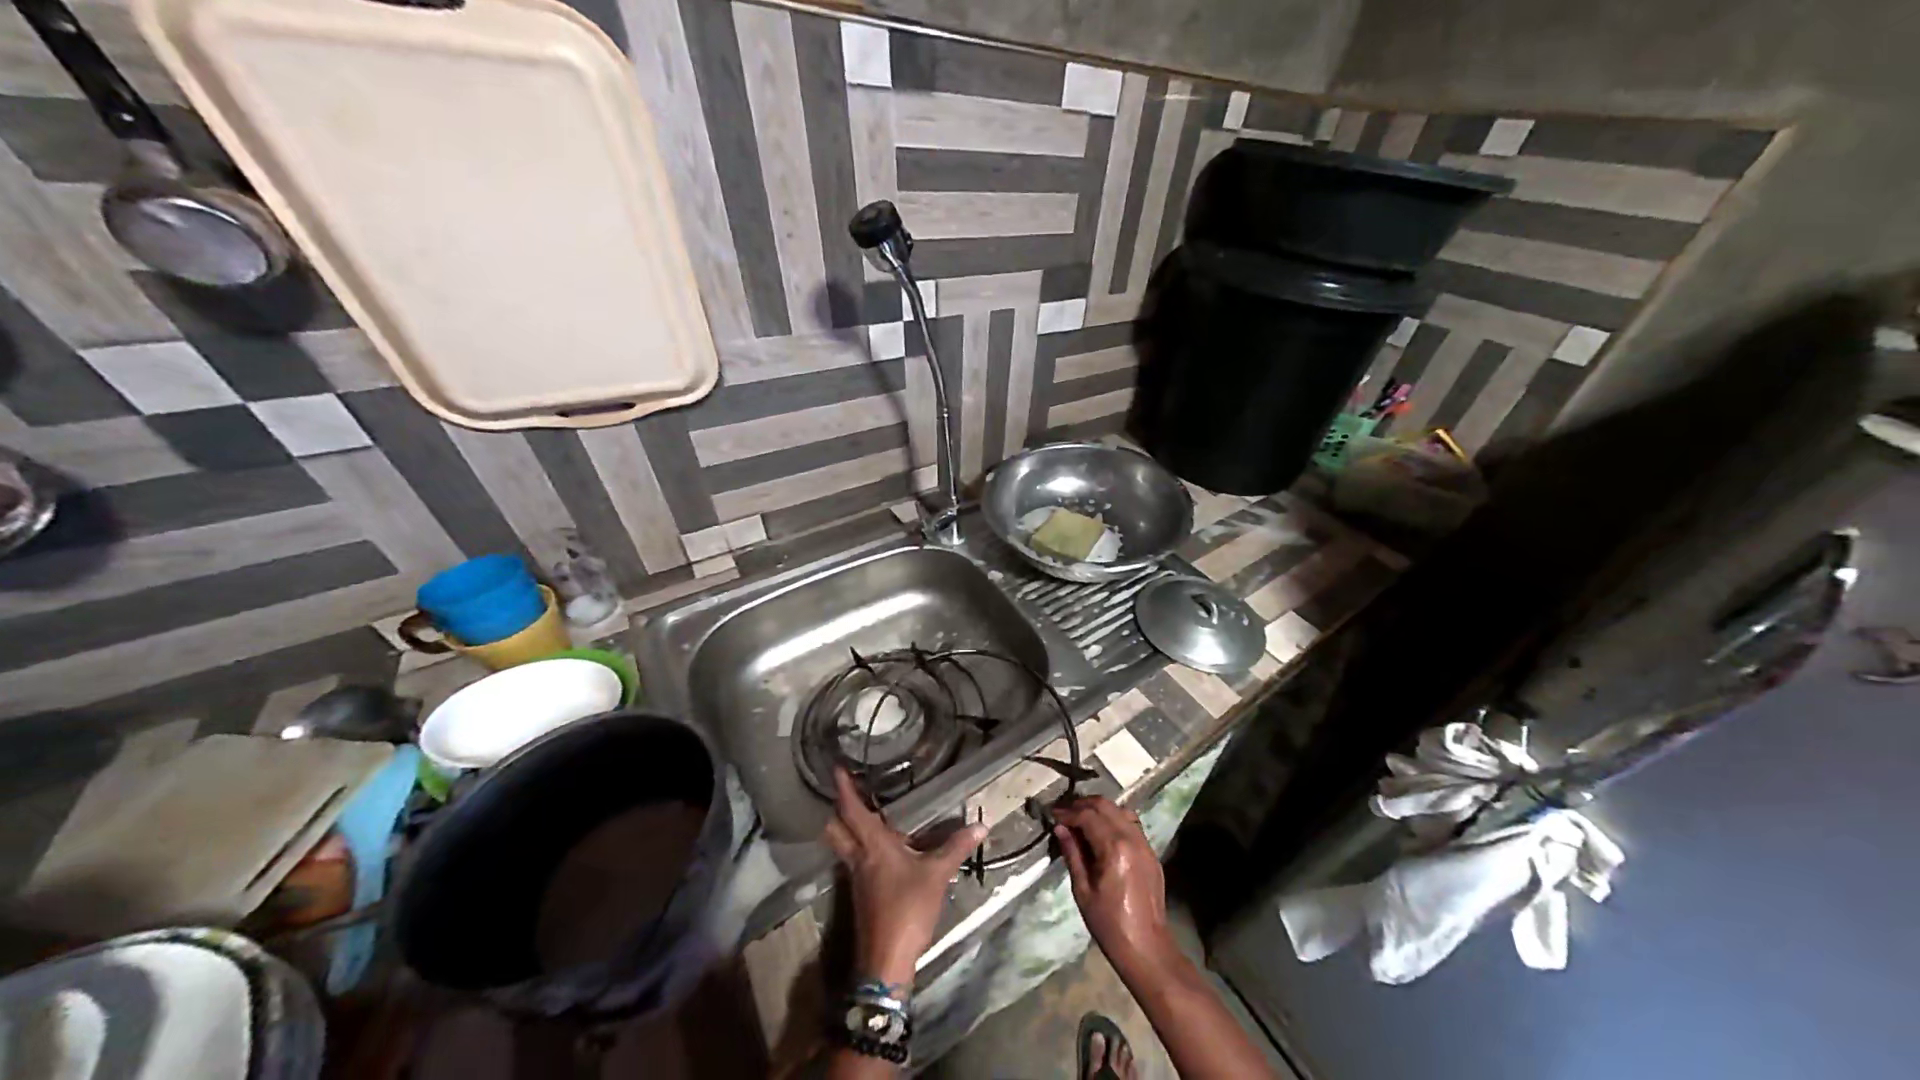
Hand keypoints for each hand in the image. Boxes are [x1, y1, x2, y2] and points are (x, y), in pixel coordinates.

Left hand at [822, 767, 986, 985]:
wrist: (886, 960)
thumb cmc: (908, 909)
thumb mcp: (937, 875)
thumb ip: (956, 848)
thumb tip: (981, 825)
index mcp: (873, 846)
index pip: (852, 811)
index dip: (844, 789)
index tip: (837, 768)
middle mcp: (859, 858)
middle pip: (836, 829)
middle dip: (837, 809)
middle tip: (847, 791)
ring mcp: (857, 878)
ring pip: (843, 845)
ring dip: (848, 828)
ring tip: (864, 814)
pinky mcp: (862, 894)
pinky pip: (854, 861)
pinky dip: (860, 848)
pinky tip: (879, 850)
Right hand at [1052, 797, 1175, 970]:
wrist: (1146, 947)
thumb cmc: (1109, 923)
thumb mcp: (1082, 890)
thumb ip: (1072, 853)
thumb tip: (1060, 828)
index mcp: (1114, 848)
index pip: (1088, 816)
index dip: (1068, 812)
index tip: (1053, 814)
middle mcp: (1132, 839)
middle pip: (1106, 806)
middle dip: (1082, 804)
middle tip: (1064, 812)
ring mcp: (1145, 844)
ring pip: (1120, 810)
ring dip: (1099, 809)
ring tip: (1081, 819)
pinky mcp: (1151, 853)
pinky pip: (1131, 825)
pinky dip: (1114, 819)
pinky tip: (1101, 832)